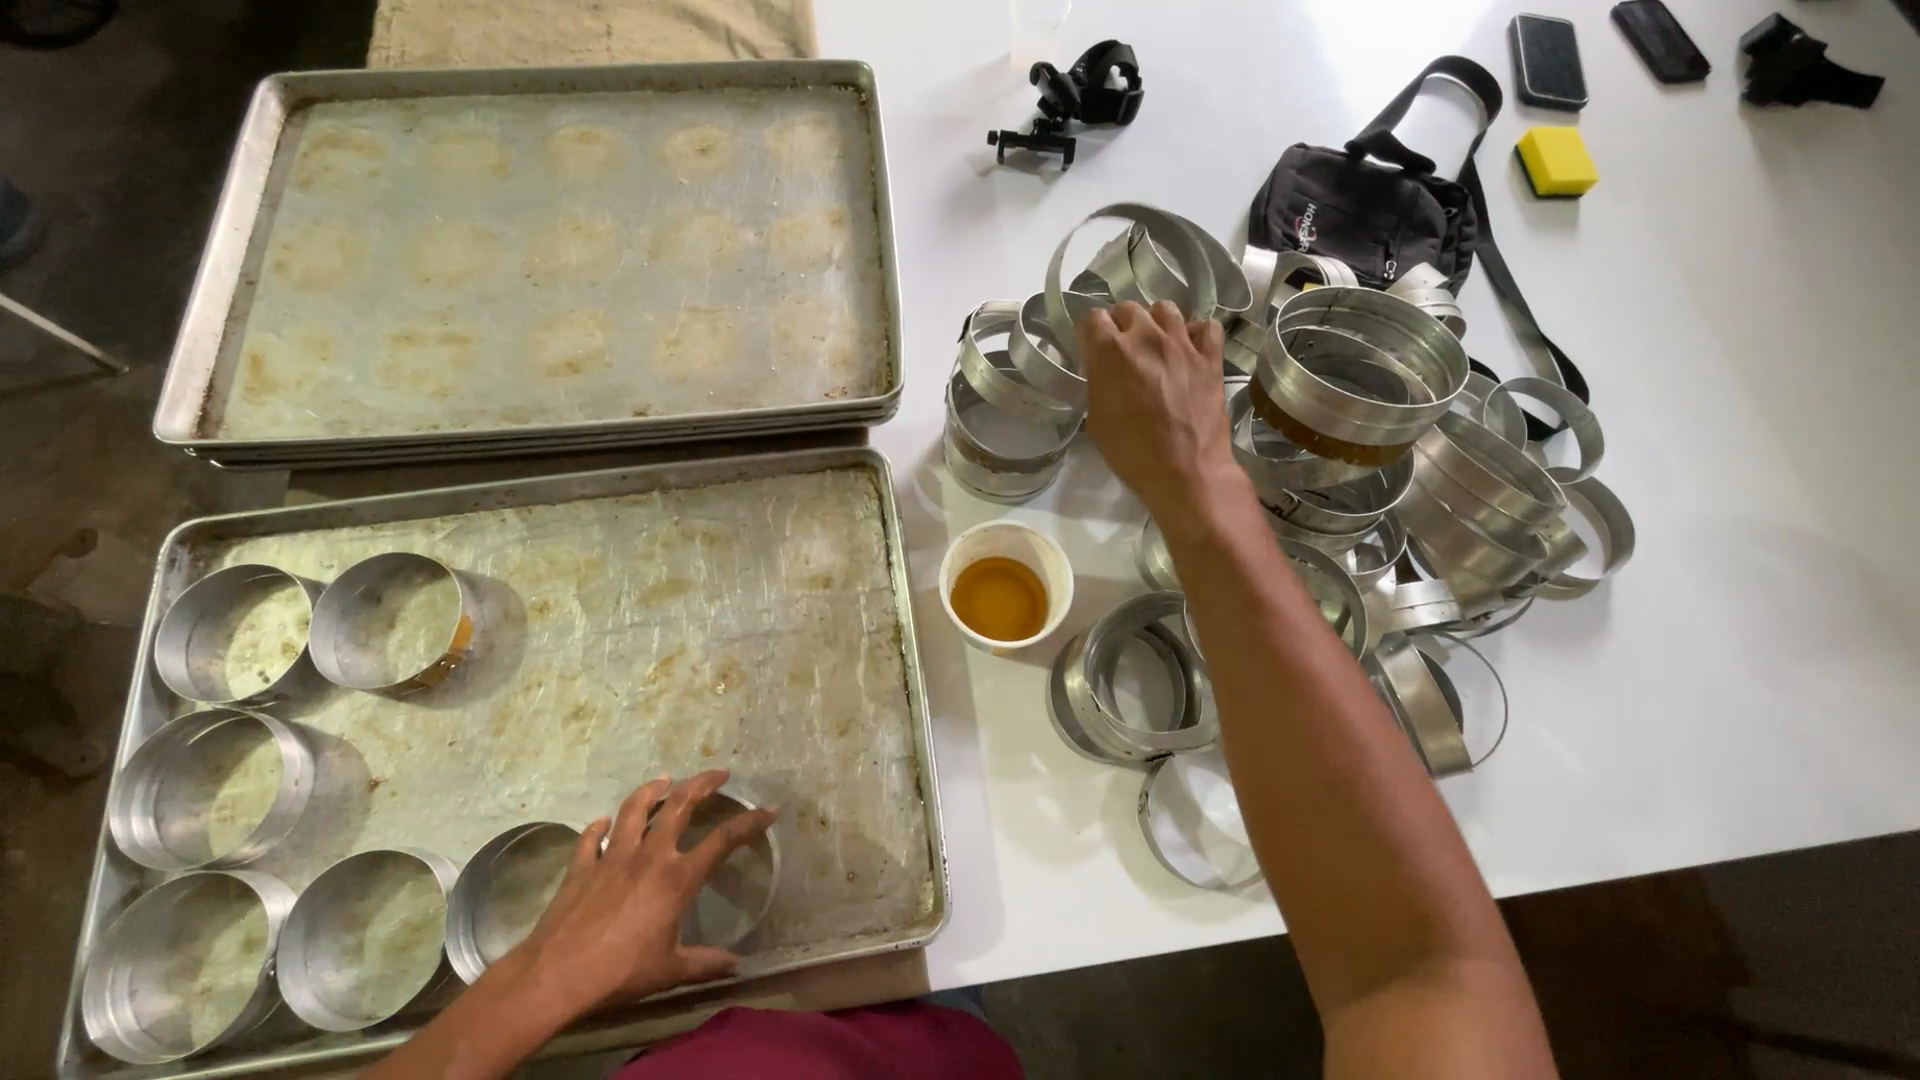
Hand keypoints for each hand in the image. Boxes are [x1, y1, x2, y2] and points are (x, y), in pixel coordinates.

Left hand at [503, 771, 777, 1022]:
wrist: (555, 976)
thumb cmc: (620, 973)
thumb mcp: (671, 972)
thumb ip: (705, 963)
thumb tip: (737, 965)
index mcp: (677, 878)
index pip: (723, 840)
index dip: (750, 822)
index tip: (768, 809)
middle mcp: (649, 857)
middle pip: (679, 806)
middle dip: (702, 784)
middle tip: (718, 773)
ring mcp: (612, 857)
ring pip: (635, 809)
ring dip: (652, 789)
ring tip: (664, 778)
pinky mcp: (581, 867)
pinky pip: (591, 838)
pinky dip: (599, 826)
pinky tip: (603, 822)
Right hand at [1075, 301, 1247, 527]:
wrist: (1186, 472)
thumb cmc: (1132, 452)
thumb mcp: (1097, 419)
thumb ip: (1097, 381)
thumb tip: (1102, 366)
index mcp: (1111, 352)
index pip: (1091, 318)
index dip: (1088, 334)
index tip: (1091, 351)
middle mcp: (1147, 336)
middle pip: (1127, 308)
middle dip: (1119, 326)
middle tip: (1121, 352)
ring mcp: (1183, 343)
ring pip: (1164, 309)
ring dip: (1154, 323)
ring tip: (1154, 345)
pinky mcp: (1210, 356)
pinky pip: (1205, 326)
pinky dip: (1194, 334)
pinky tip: (1188, 349)